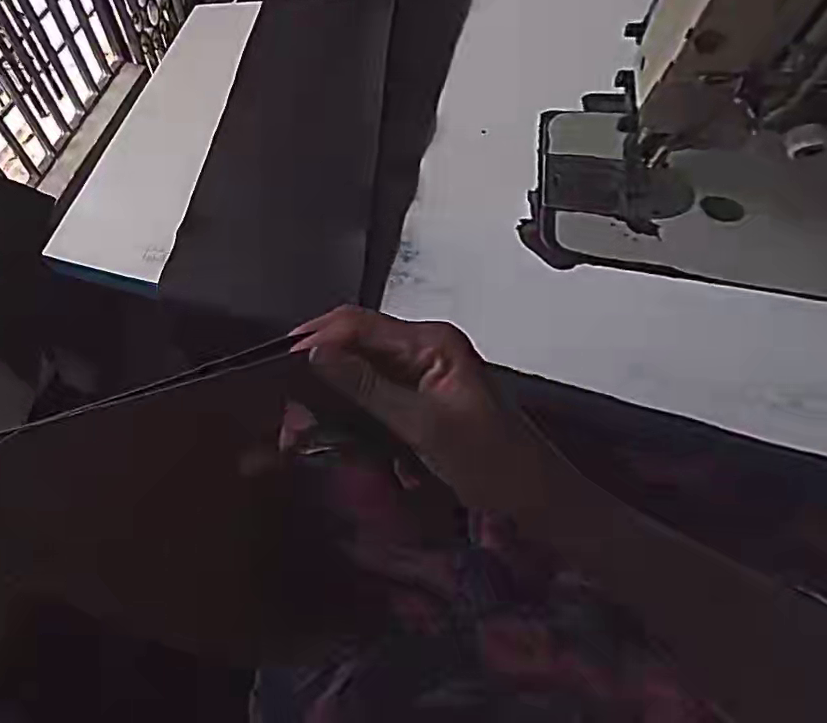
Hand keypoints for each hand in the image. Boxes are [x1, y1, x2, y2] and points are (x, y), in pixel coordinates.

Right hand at [293, 305, 544, 511]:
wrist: (540, 502)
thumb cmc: (494, 463)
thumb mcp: (424, 425)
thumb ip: (368, 387)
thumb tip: (319, 354)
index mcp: (432, 341)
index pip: (361, 323)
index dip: (321, 335)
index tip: (286, 356)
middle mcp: (425, 346)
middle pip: (359, 338)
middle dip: (322, 355)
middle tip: (286, 378)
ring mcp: (423, 368)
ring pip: (363, 361)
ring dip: (334, 378)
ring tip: (301, 396)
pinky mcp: (420, 391)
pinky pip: (375, 383)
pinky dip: (352, 396)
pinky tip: (332, 410)